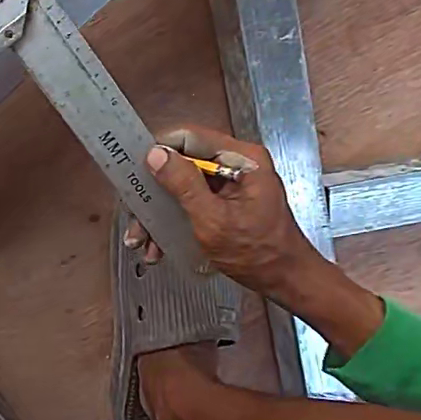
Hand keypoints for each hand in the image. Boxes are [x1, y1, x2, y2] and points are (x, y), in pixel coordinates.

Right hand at [124, 126, 384, 352]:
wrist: (286, 281)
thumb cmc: (259, 254)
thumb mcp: (213, 219)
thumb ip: (184, 185)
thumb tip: (155, 154)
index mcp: (241, 159)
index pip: (190, 138)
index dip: (159, 150)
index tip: (134, 169)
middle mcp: (235, 164)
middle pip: (181, 163)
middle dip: (154, 191)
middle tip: (134, 213)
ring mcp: (229, 183)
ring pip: (180, 185)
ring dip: (158, 212)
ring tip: (142, 239)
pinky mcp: (223, 200)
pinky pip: (189, 201)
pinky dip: (171, 220)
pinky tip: (158, 244)